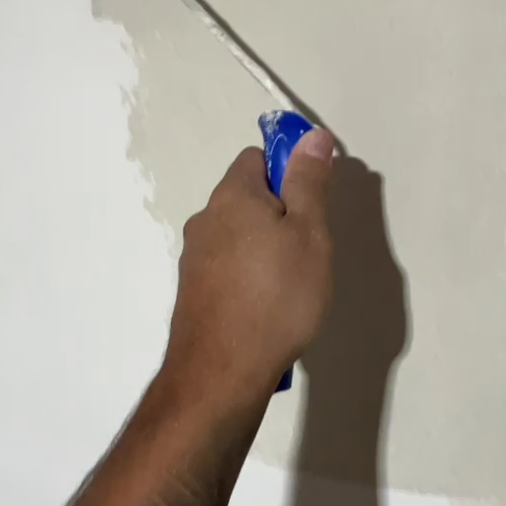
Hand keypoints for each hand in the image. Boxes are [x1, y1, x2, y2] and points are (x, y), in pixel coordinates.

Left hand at [163, 129, 336, 402]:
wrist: (223, 370)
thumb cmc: (277, 295)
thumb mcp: (308, 233)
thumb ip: (309, 182)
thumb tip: (312, 135)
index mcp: (232, 196)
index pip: (257, 158)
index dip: (288, 172)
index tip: (312, 204)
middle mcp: (205, 220)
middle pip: (246, 198)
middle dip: (279, 215)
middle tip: (308, 250)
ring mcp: (194, 259)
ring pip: (237, 237)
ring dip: (264, 250)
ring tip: (291, 286)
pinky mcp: (193, 293)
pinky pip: (228, 269)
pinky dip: (248, 278)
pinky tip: (266, 309)